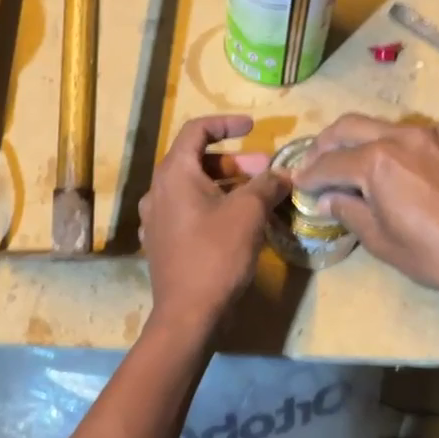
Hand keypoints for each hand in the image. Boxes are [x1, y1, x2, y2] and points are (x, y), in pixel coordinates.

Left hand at [140, 116, 290, 330]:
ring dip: (227, 186)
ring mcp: (156, 218)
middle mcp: (158, 190)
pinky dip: (214, 208)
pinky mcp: (162, 243)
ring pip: (195, 189)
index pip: (197, 130)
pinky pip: (189, 212)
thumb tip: (282, 175)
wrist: (188, 314)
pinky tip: (236, 223)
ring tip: (258, 197)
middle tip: (266, 172)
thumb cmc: (217, 254)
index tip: (253, 127)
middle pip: (198, 161)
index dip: (226, 123)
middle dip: (235, 162)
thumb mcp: (249, 212)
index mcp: (174, 173)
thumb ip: (267, 185)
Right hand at [295, 115, 438, 315]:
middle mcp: (405, 135)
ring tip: (362, 164)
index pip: (330, 162)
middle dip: (327, 143)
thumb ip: (349, 210)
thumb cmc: (434, 256)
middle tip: (317, 161)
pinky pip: (426, 136)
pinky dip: (408, 149)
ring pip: (390, 128)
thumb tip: (329, 197)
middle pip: (352, 126)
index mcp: (378, 160)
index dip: (310, 174)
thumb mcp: (381, 241)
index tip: (299, 182)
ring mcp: (438, 132)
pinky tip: (411, 171)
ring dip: (369, 143)